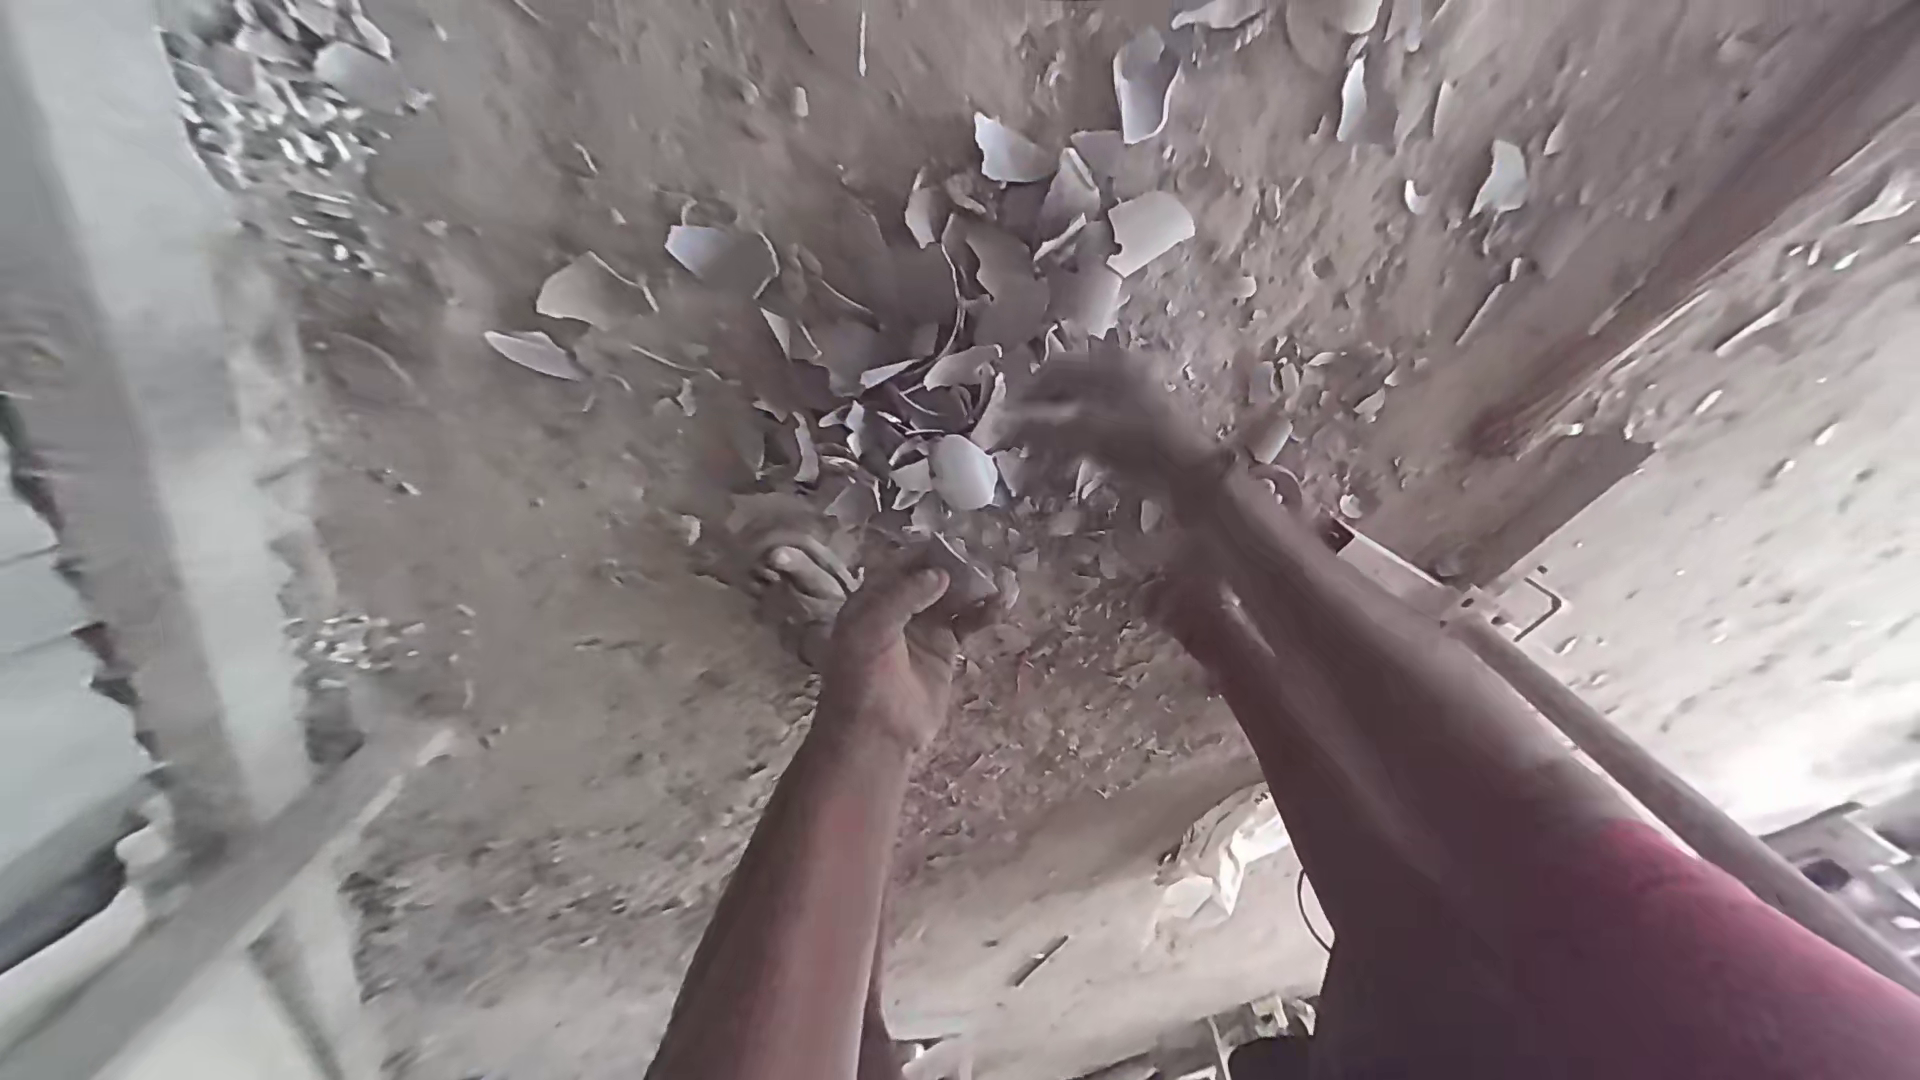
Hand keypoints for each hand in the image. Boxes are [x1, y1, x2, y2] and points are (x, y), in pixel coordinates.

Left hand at [817, 565, 997, 753]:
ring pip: (953, 598)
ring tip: (1001, 581)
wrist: (875, 734)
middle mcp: (899, 609)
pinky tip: (1001, 605)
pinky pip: (967, 623)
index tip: (954, 546)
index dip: (926, 554)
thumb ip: (903, 597)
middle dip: (957, 568)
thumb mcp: (870, 630)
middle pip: (932, 577)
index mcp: (872, 599)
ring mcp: (923, 628)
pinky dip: (984, 612)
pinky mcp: (945, 649)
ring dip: (976, 588)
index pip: (901, 565)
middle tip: (983, 562)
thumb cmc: (863, 679)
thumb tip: (941, 575)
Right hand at [1009, 341, 1216, 492]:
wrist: (1188, 475)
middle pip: (1062, 391)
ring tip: (1036, 460)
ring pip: (1073, 411)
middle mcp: (1116, 375)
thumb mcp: (1085, 433)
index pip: (1052, 369)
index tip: (1007, 420)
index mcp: (1107, 366)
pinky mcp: (1130, 426)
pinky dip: (1069, 445)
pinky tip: (1060, 466)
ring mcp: (1126, 400)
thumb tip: (1002, 427)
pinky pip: (1088, 430)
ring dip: (1050, 435)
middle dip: (1036, 418)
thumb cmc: (1140, 445)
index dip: (1026, 393)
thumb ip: (1040, 428)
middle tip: (1018, 443)